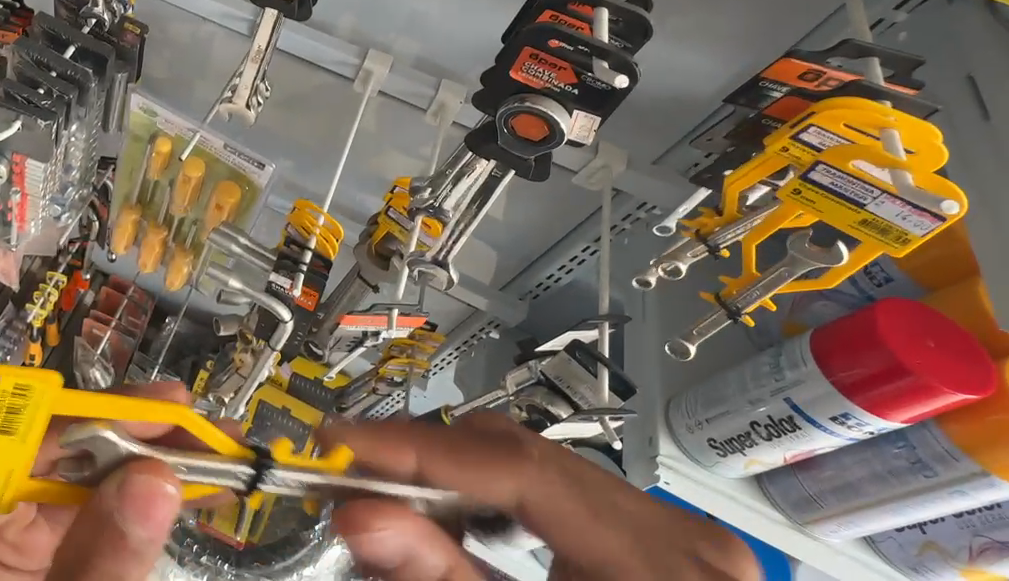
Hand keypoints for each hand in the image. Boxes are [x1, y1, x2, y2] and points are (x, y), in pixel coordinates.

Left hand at [0, 382, 189, 580]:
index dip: (90, 418)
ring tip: (199, 452)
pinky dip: (104, 501)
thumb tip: (160, 478)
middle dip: (119, 432)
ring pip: (46, 469)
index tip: (168, 409)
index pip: (2, 443)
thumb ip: (95, 570)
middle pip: (27, 445)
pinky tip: (157, 487)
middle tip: (199, 427)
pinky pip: (48, 507)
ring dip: (122, 460)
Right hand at [319, 413, 760, 580]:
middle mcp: (670, 528)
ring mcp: (664, 529)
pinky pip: (544, 489)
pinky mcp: (646, 538)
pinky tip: (452, 525)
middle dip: (419, 460)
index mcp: (656, 560)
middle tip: (346, 475)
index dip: (416, 449)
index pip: (512, 465)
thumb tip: (357, 515)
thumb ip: (443, 579)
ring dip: (445, 477)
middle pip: (511, 452)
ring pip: (521, 461)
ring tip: (389, 506)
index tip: (337, 441)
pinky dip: (485, 500)